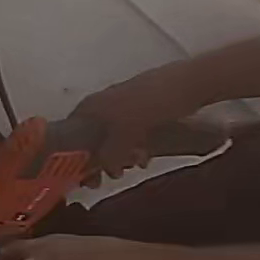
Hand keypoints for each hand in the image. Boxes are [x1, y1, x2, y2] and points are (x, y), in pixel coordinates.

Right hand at [71, 62, 228, 183]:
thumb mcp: (124, 137)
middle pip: (92, 134)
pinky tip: (146, 156)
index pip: (71, 130)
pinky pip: (131, 129)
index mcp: (93, 105)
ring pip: (113, 133)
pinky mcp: (144, 103)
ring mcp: (125, 101)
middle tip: (105, 176)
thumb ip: (110, 156)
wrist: (189, 83)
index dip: (72, 152)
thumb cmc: (149, 107)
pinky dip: (134, 144)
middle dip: (99, 157)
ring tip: (131, 167)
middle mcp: (104, 102)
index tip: (79, 171)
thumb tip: (107, 171)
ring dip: (120, 153)